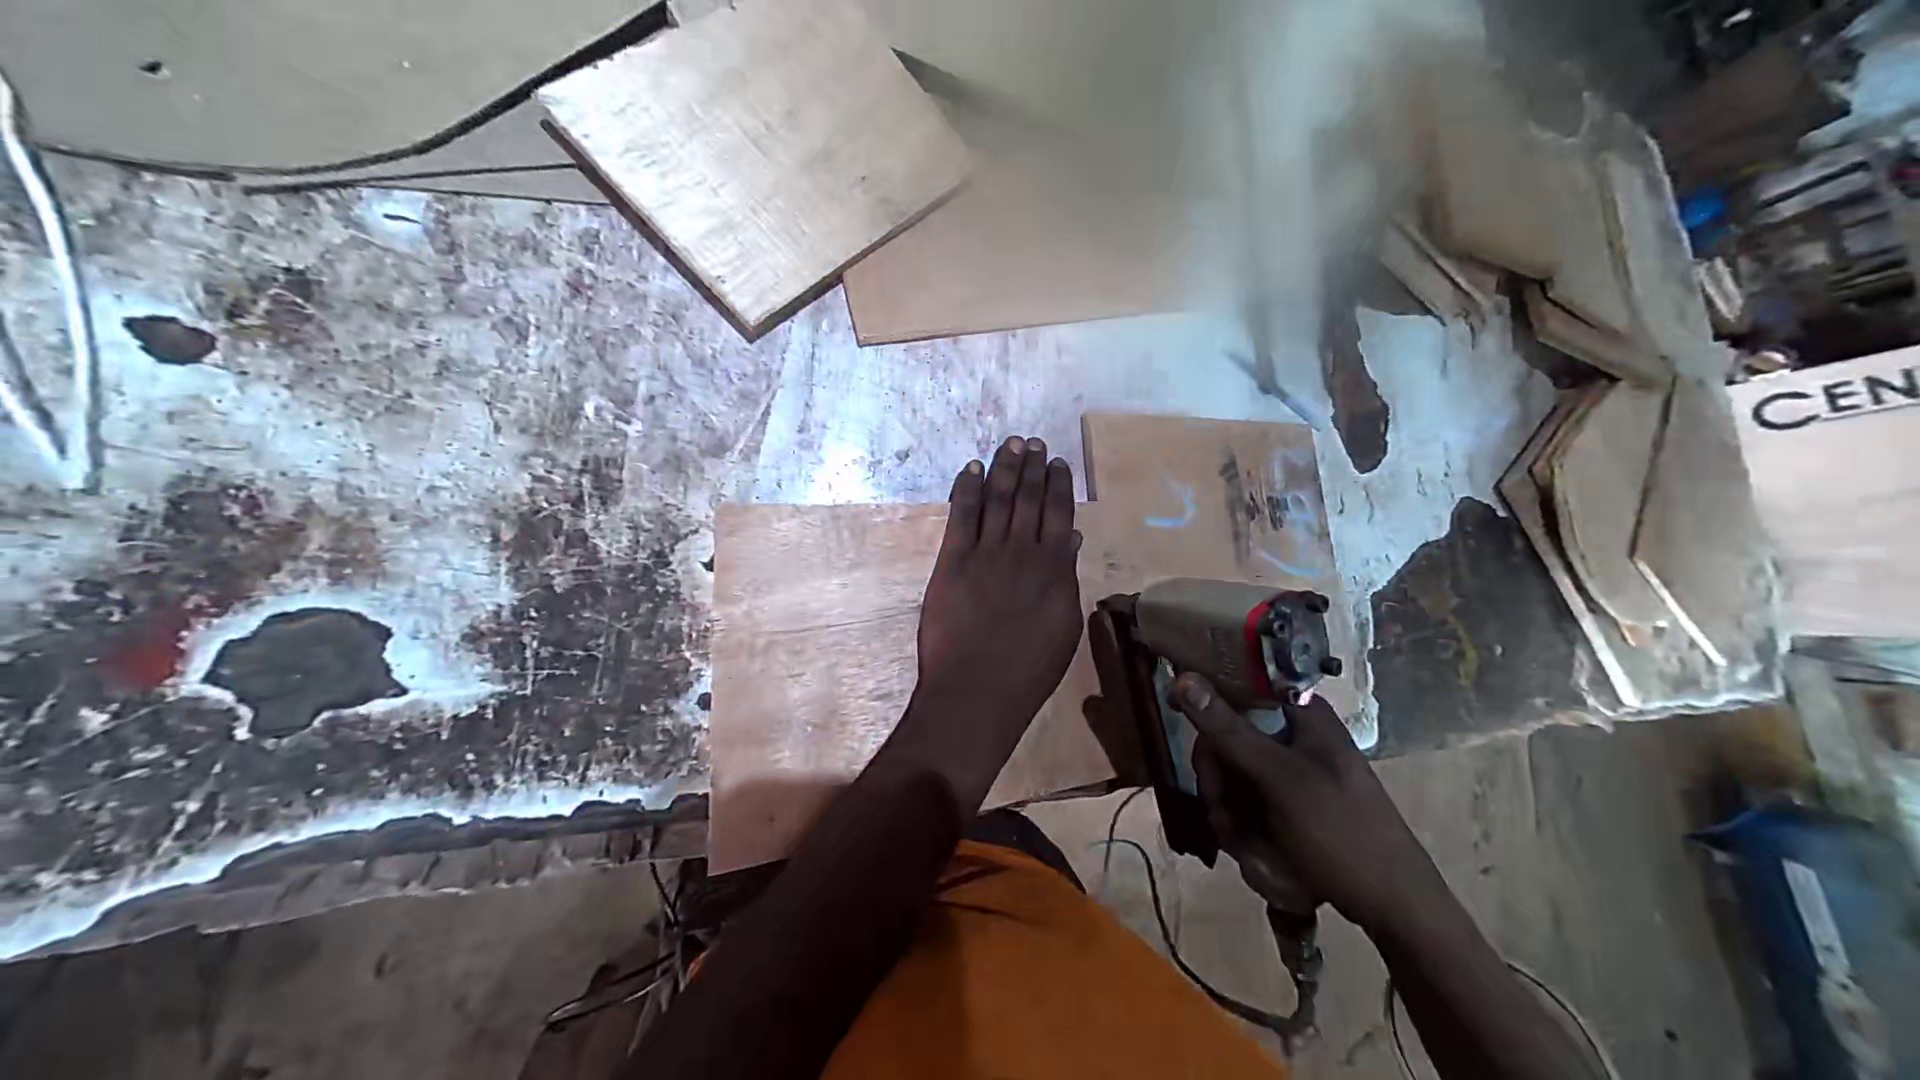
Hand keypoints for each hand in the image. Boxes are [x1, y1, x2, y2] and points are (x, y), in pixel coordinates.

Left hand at [892, 437, 1082, 808]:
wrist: (978, 689)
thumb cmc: (1028, 668)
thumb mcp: (1063, 625)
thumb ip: (1065, 578)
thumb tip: (1068, 539)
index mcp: (1053, 568)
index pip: (1058, 513)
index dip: (1058, 484)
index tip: (1058, 463)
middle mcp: (1022, 551)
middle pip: (1028, 498)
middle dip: (1032, 467)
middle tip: (1033, 442)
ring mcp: (985, 553)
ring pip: (998, 499)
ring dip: (1005, 469)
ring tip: (1011, 445)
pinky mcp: (952, 561)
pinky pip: (961, 516)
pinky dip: (967, 488)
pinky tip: (972, 468)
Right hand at [1174, 673, 1448, 932]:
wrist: (1396, 910)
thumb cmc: (1342, 833)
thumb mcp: (1280, 779)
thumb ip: (1229, 730)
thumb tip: (1183, 677)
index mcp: (1302, 713)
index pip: (1237, 686)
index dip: (1206, 706)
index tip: (1188, 736)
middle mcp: (1295, 733)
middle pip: (1226, 737)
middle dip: (1218, 781)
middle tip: (1223, 813)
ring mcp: (1292, 770)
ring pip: (1230, 774)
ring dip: (1227, 810)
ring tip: (1244, 844)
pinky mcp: (1289, 802)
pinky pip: (1245, 801)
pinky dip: (1241, 825)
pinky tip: (1253, 851)